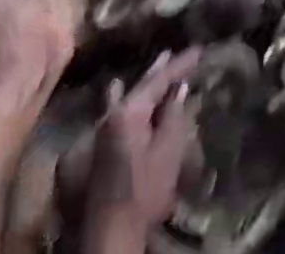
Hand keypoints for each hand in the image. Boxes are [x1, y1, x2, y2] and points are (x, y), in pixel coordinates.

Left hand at [86, 49, 203, 241]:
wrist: (106, 234)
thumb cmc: (144, 192)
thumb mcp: (168, 153)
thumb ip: (174, 117)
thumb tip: (179, 89)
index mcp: (128, 112)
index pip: (157, 81)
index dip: (179, 65)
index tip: (198, 50)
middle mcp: (107, 116)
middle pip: (136, 88)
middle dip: (156, 73)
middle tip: (169, 54)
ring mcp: (94, 134)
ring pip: (118, 103)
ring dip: (132, 89)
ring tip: (138, 74)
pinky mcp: (87, 153)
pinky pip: (109, 119)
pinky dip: (119, 108)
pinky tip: (115, 103)